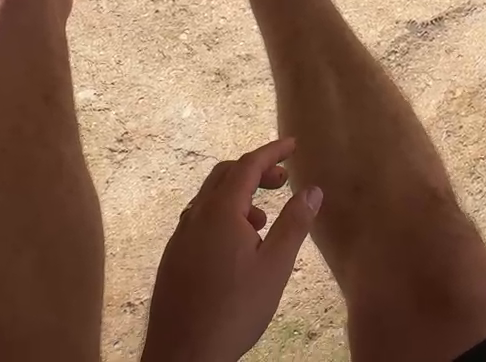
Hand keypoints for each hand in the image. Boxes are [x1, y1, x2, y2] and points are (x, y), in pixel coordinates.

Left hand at [141, 137, 321, 361]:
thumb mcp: (275, 267)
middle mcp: (196, 215)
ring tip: (262, 220)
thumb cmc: (234, 310)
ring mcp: (180, 236)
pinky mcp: (173, 257)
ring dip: (239, 195)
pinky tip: (237, 246)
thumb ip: (294, 223)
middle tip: (282, 181)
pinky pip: (200, 219)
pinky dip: (223, 215)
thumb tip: (312, 189)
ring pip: (210, 197)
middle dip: (256, 170)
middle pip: (226, 174)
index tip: (293, 145)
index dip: (272, 151)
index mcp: (220, 211)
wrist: (182, 357)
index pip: (248, 164)